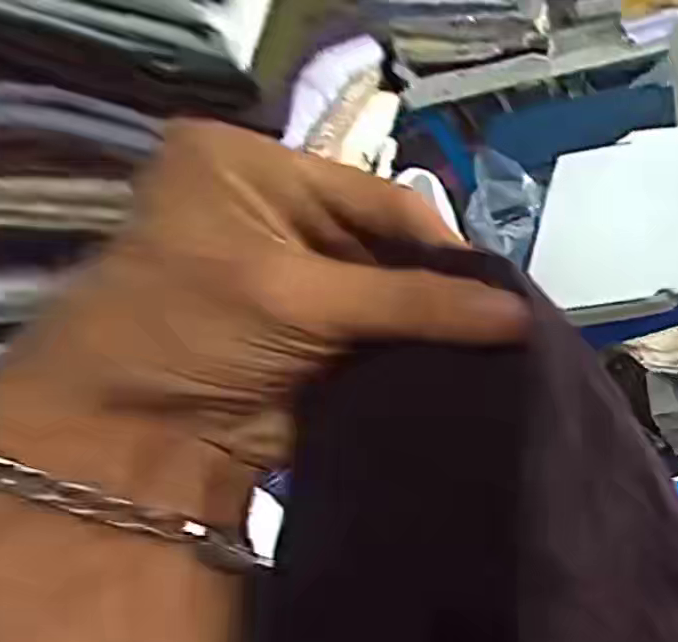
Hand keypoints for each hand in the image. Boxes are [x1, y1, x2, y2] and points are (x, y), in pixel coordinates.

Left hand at [0, 120, 528, 524]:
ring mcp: (326, 280)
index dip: (452, 252)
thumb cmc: (192, 334)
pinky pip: (417, 334)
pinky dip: (445, 352)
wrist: (150, 435)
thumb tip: (527, 315)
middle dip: (460, 294)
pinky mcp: (349, 333)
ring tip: (510, 353)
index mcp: (259, 171)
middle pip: (411, 250)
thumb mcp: (303, 298)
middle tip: (517, 331)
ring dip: (458, 329)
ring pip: (422, 297)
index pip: (392, 204)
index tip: (510, 304)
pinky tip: (481, 366)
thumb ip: (420, 302)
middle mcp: (296, 217)